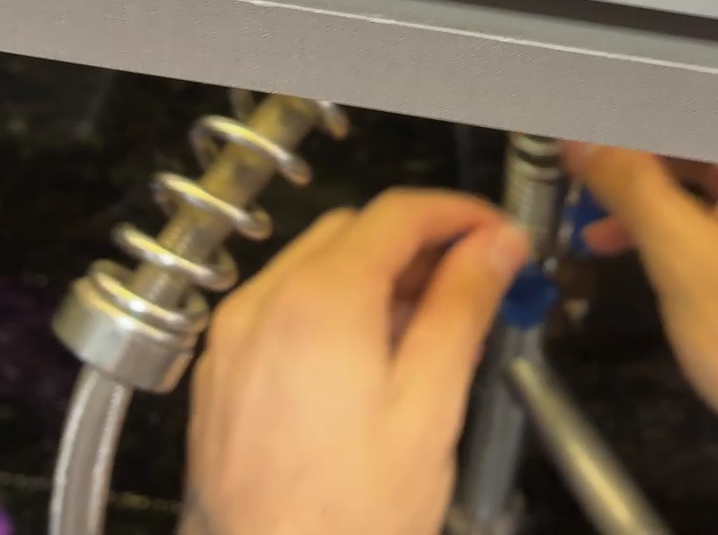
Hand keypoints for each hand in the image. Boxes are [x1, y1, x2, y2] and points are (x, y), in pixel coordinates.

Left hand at [183, 189, 530, 534]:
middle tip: (469, 283)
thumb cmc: (358, 514)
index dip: (457, 212)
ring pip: (314, 262)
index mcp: (320, 297)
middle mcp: (264, 297)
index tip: (498, 232)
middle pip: (353, 230)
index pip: (398, 213)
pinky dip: (330, 303)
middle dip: (416, 243)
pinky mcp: (218, 365)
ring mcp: (233, 330)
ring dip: (374, 272)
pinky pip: (281, 302)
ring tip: (424, 326)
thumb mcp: (430, 406)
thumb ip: (464, 306)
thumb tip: (499, 241)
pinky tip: (363, 356)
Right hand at [565, 144, 717, 534]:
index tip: (575, 127)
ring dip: (645, 191)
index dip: (626, 116)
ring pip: (705, 177)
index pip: (688, 111)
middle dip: (631, 154)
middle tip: (575, 165)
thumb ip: (628, 184)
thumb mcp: (681, 257)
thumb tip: (580, 139)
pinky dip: (674, 221)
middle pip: (697, 140)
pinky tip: (629, 242)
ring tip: (590, 209)